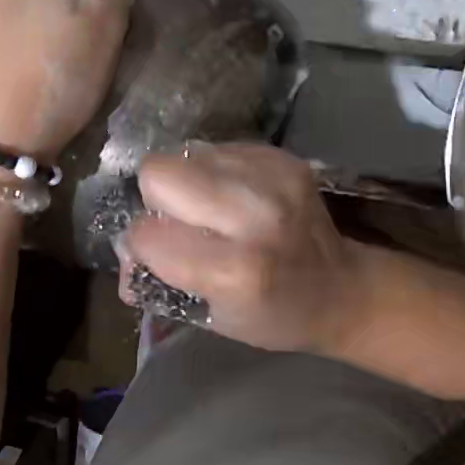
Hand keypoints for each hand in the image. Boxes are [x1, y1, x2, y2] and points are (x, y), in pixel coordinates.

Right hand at [120, 143, 367, 353]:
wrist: (341, 289)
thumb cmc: (271, 314)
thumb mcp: (208, 316)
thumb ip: (157, 282)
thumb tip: (122, 256)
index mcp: (234, 270)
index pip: (146, 234)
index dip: (142, 244)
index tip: (157, 253)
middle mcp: (254, 217)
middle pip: (160, 173)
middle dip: (156, 197)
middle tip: (178, 221)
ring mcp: (273, 180)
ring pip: (186, 153)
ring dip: (186, 180)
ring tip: (209, 207)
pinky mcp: (285, 158)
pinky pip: (218, 148)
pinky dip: (214, 170)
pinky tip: (234, 195)